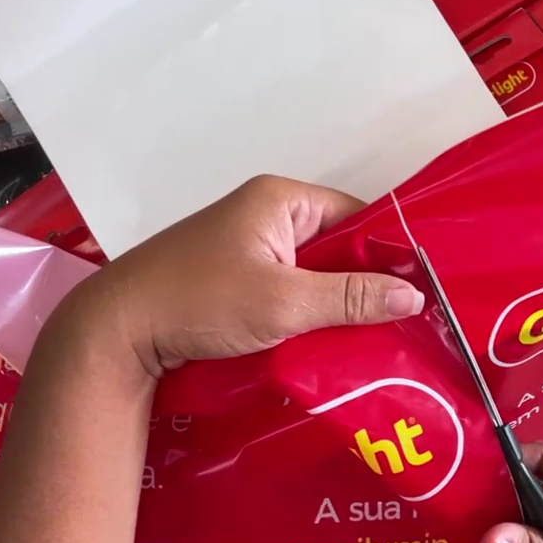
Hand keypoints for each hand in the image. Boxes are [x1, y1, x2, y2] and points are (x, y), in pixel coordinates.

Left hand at [58, 175, 424, 378]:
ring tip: (381, 336)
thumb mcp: (284, 301)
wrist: (121, 331)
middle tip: (408, 322)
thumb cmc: (200, 302)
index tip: (421, 290)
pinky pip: (296, 292)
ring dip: (342, 303)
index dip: (390, 250)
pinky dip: (316, 314)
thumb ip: (351, 297)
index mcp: (281, 201)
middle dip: (369, 283)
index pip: (357, 216)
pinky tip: (337, 341)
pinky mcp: (243, 282)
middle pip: (340, 246)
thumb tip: (415, 295)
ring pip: (318, 274)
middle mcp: (270, 217)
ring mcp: (254, 250)